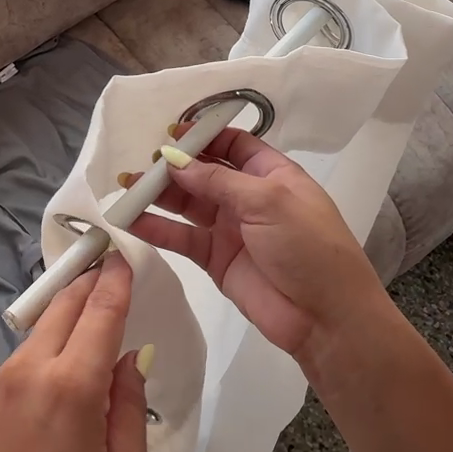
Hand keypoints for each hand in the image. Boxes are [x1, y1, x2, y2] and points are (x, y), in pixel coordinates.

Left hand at [0, 253, 150, 451]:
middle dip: (84, 286)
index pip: (98, 314)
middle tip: (105, 272)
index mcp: (68, 389)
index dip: (113, 280)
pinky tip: (52, 391)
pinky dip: (38, 362)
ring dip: (60, 326)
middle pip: (59, 309)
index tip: (121, 254)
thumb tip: (127, 358)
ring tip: (86, 338)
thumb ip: (129, 407)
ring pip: (35, 338)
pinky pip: (14, 369)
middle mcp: (23, 375)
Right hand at [125, 126, 382, 362]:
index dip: (203, 135)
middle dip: (173, 165)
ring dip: (157, 193)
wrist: (327, 319)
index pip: (233, 144)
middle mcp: (247, 196)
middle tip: (141, 162)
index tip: (170, 132)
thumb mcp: (268, 201)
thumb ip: (218, 179)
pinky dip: (155, 227)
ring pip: (186, 202)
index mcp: (271, 174)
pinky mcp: (214, 258)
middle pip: (203, 171)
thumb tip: (175, 160)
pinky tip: (129, 218)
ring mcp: (230, 228)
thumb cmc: (309, 247)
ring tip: (125, 185)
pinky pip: (180, 236)